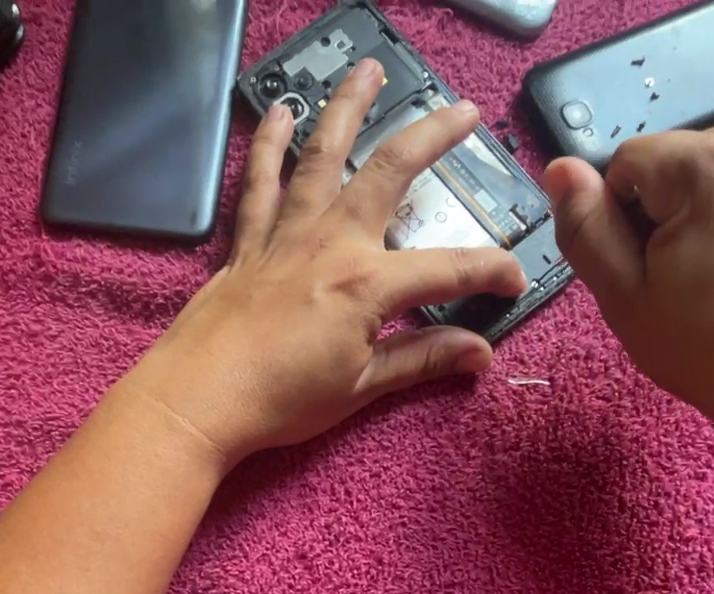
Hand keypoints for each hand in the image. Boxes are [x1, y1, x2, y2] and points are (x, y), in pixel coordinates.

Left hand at [119, 58, 526, 467]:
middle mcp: (330, 244)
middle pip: (390, 172)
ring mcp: (286, 236)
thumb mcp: (360, 388)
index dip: (491, 273)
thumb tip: (478, 353)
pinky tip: (279, 112)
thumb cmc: (280, 400)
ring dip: (348, 109)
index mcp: (367, 285)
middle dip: (433, 136)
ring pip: (323, 156)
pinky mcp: (248, 244)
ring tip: (369, 73)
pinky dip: (268, 145)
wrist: (199, 400)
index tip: (515, 281)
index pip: (448, 269)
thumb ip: (420, 360)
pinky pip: (260, 182)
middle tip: (463, 111)